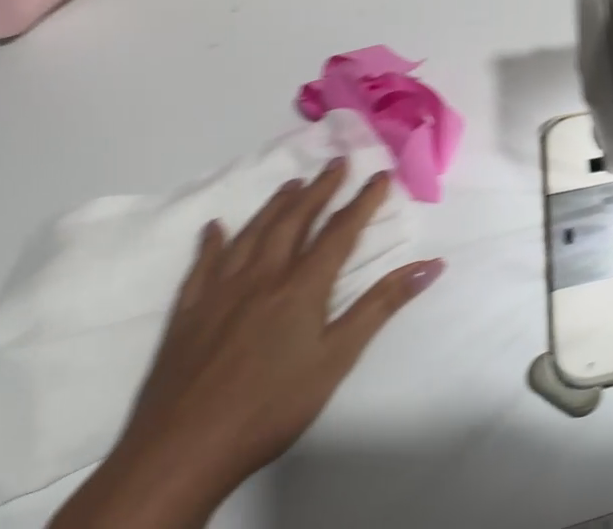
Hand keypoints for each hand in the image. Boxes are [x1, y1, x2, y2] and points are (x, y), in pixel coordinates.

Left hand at [51, 162, 444, 528]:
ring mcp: (219, 293)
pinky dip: (212, 242)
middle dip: (319, 190)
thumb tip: (431, 264)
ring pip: (251, 235)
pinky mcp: (187, 314)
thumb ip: (381, 305)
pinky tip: (215, 228)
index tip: (381, 175)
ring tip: (293, 183)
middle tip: (336, 162)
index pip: (340, 233)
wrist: (181, 450)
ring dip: (275, 206)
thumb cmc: (272, 406)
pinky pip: (202, 266)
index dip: (363, 201)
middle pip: (294, 223)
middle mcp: (261, 278)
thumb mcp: (338, 358)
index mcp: (302, 288)